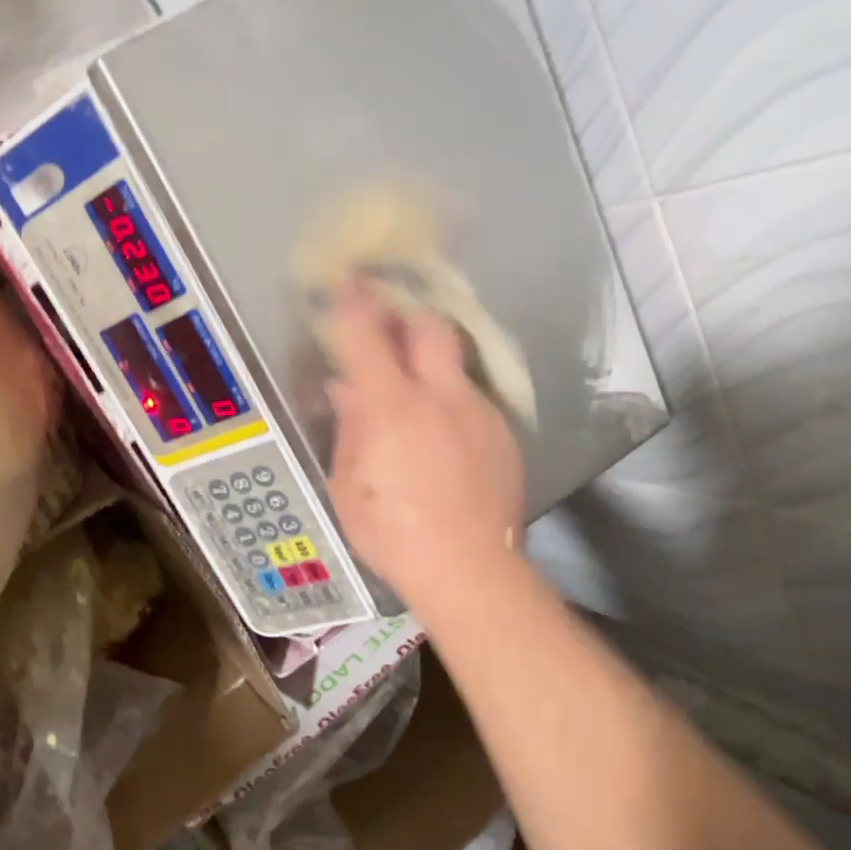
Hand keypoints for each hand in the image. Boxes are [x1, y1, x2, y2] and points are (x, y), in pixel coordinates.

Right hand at [323, 279, 524, 610]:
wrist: (469, 568)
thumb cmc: (394, 534)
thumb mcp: (349, 487)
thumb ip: (351, 429)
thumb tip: (347, 390)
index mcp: (392, 408)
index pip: (367, 337)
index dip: (354, 303)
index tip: (347, 280)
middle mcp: (441, 397)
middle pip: (430, 327)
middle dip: (406, 316)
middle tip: (388, 326)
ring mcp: (480, 413)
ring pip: (455, 366)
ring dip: (431, 368)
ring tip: (415, 402)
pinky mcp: (503, 434)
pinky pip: (473, 402)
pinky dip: (452, 406)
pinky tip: (443, 441)